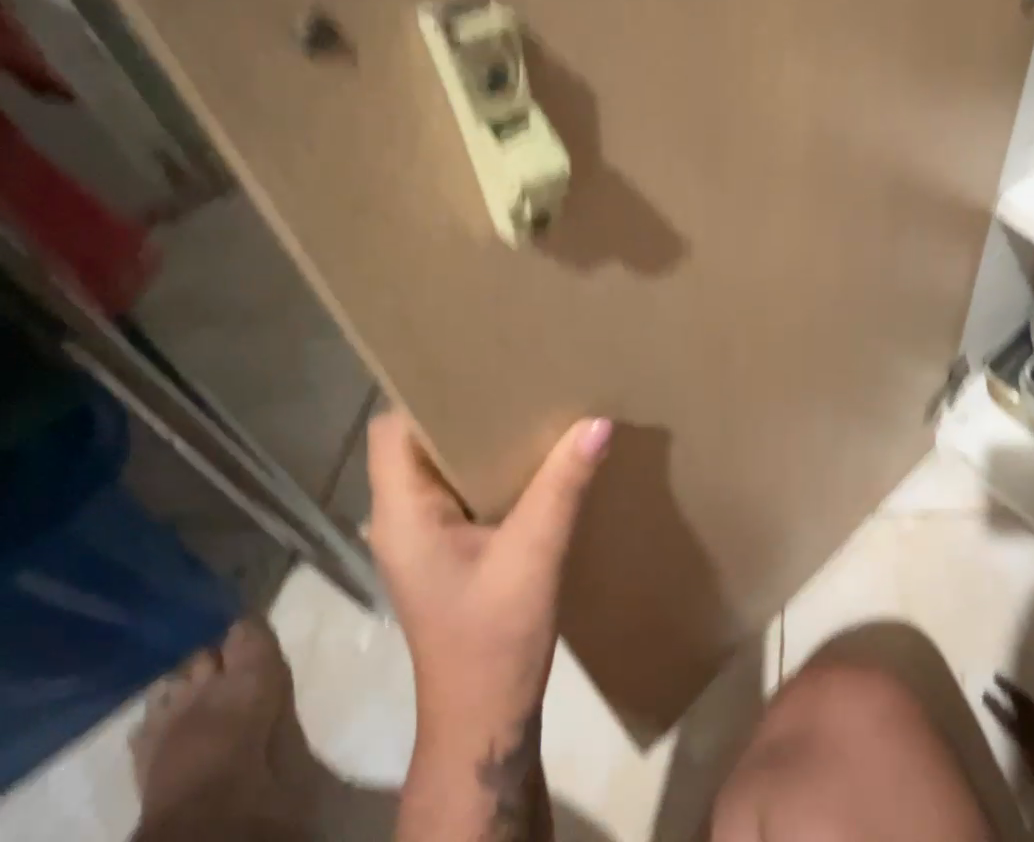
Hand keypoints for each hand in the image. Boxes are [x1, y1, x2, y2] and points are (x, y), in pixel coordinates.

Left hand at [366, 411, 609, 743]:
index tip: (483, 364)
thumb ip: (561, 489)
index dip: (429, 394)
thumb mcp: (534, 558)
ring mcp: (429, 538)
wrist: (485, 712)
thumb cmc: (493, 637)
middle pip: (424, 444)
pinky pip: (472, 494)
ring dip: (489, 443)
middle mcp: (405, 519)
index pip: (394, 432)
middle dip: (470, 411)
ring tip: (541, 410)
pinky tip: (546, 463)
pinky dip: (502, 473)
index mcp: (403, 515)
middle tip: (526, 378)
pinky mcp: (456, 552)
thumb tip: (596, 422)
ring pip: (451, 469)